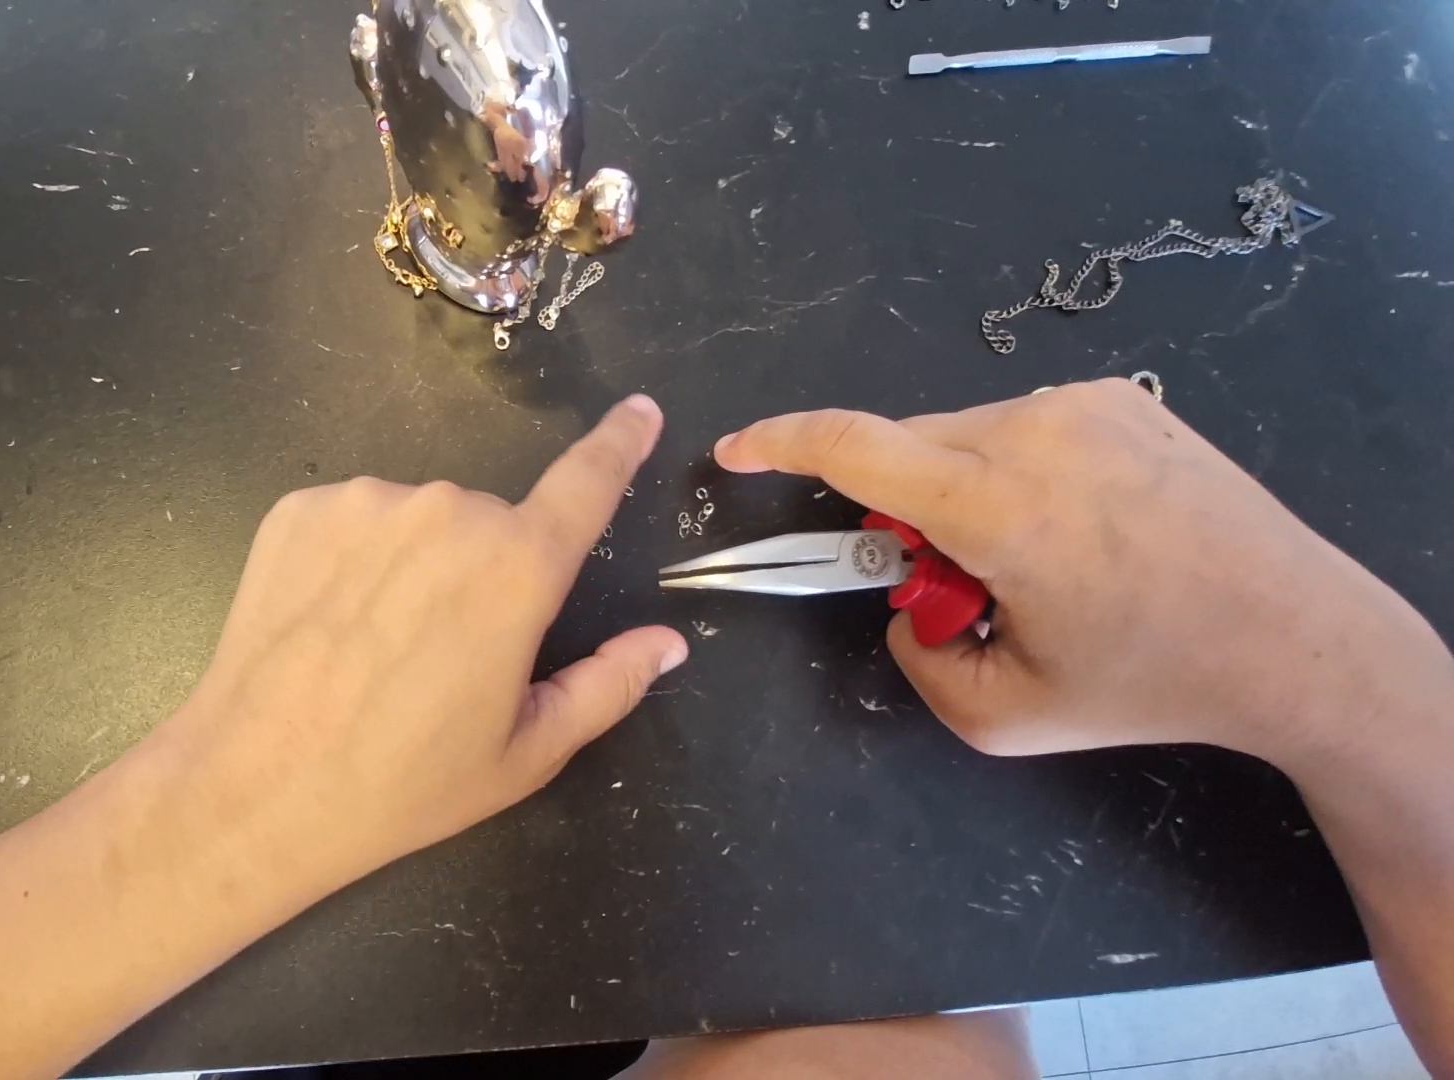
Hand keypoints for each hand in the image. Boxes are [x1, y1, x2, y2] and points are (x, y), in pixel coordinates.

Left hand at [166, 396, 686, 890]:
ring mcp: (365, 502)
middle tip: (441, 651)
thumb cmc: (404, 781)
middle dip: (483, 573)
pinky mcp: (300, 508)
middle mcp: (446, 512)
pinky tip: (329, 619)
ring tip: (374, 642)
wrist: (252, 788)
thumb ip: (608, 684)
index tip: (639, 411)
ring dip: (416, 564)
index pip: (586, 485)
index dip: (619, 444)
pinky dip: (356, 559)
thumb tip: (667, 642)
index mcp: (515, 569)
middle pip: (489, 522)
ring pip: (420, 519)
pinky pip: (357, 519)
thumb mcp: (525, 751)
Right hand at [714, 379, 1450, 763]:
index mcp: (1001, 509)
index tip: (734, 449)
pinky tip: (1062, 520)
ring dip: (945, 490)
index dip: (778, 443)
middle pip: (898, 447)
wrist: (1310, 645)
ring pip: (949, 435)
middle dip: (894, 509)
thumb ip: (911, 656)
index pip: (855, 448)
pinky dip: (994, 470)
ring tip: (1023, 553)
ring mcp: (1081, 404)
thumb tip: (904, 600)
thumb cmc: (1149, 686)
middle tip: (949, 575)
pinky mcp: (1113, 398)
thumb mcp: (997, 712)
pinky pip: (1004, 425)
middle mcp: (1036, 433)